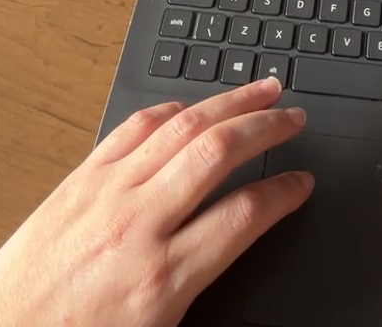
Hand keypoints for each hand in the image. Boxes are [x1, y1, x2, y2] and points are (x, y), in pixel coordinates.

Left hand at [0, 77, 311, 326]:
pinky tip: (191, 105)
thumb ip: (202, 291)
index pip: (244, 217)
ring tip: (261, 89)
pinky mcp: (79, 179)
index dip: (283, 192)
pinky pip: (133, 128)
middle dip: (265, 127)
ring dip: (229, 102)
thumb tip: (239, 252)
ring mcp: (107, 194)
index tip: (302, 182)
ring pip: (182, 128)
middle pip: (218, 154)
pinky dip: (169, 110)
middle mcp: (138, 227)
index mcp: (161, 282)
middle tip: (294, 116)